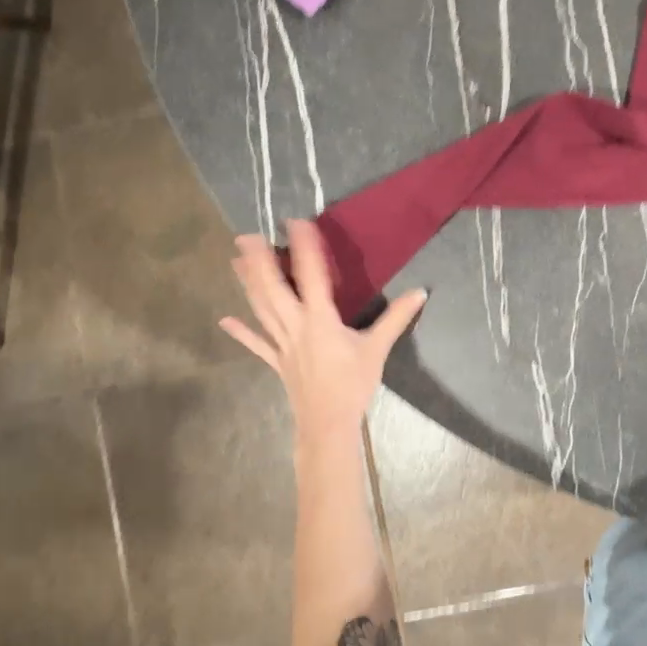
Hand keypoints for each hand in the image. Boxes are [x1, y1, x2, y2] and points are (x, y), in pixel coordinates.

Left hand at [220, 220, 426, 460]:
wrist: (328, 423)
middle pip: (272, 288)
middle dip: (259, 261)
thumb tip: (420, 291)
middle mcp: (295, 326)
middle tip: (245, 235)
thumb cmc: (353, 384)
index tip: (295, 222)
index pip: (311, 275)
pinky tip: (225, 321)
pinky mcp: (277, 361)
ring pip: (261, 309)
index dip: (304, 247)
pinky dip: (242, 332)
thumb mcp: (378, 349)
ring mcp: (282, 344)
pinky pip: (257, 343)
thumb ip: (396, 318)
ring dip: (247, 284)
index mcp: (320, 319)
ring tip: (234, 260)